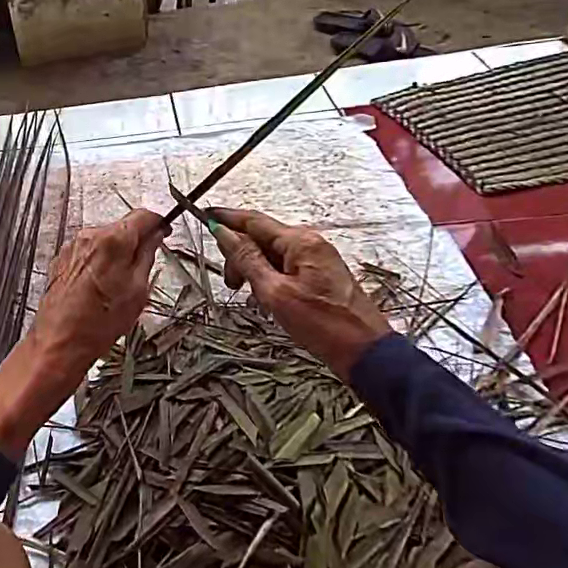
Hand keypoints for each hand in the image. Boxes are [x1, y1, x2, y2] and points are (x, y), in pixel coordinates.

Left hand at [0, 209, 168, 459]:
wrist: (60, 342)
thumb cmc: (96, 323)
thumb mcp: (138, 290)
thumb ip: (148, 256)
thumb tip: (154, 237)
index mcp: (112, 240)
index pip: (143, 215)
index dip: (157, 223)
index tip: (163, 231)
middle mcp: (89, 237)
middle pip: (122, 228)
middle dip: (135, 243)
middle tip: (143, 269)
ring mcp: (72, 248)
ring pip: (104, 241)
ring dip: (116, 255)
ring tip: (119, 287)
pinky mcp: (62, 260)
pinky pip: (88, 254)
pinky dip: (98, 264)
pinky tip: (101, 289)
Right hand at [208, 207, 390, 375]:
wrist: (364, 352)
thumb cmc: (321, 323)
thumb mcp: (275, 292)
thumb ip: (247, 259)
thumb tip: (222, 233)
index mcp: (299, 241)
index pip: (254, 221)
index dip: (226, 218)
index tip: (203, 215)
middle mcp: (309, 242)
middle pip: (261, 238)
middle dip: (240, 255)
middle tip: (232, 285)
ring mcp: (316, 257)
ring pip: (271, 254)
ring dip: (253, 269)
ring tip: (250, 296)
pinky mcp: (319, 274)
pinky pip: (284, 266)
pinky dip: (268, 277)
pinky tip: (266, 298)